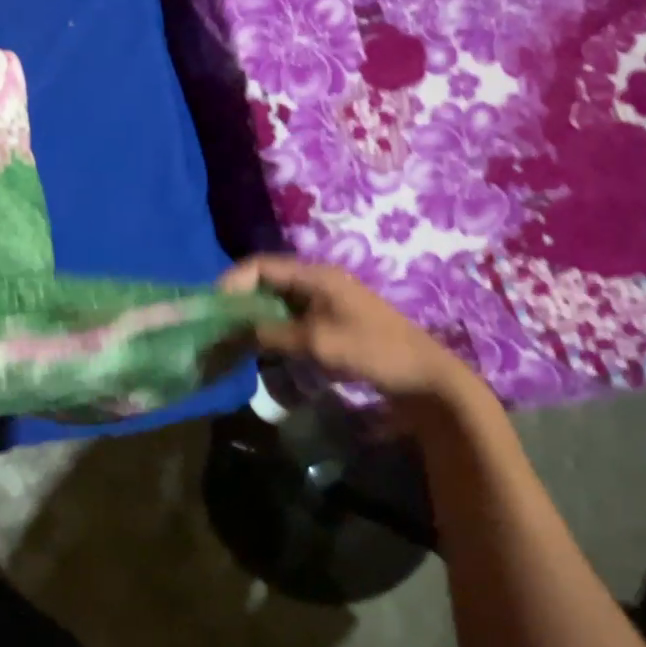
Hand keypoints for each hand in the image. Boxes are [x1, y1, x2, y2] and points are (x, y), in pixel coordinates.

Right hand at [220, 255, 469, 400]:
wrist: (430, 380)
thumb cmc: (376, 353)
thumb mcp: (317, 343)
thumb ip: (270, 334)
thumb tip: (230, 332)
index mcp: (317, 276)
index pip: (259, 265)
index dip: (232, 282)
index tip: (215, 308)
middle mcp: (317, 281)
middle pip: (264, 281)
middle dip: (239, 301)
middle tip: (220, 325)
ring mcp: (325, 301)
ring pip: (274, 300)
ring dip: (253, 316)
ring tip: (236, 338)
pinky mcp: (329, 320)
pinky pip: (287, 316)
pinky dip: (270, 327)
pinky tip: (263, 346)